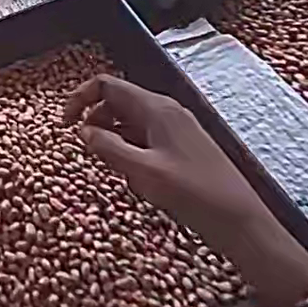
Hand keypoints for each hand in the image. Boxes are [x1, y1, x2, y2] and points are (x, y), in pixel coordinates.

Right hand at [63, 75, 275, 248]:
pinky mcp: (181, 147)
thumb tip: (83, 130)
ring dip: (110, 137)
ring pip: (128, 121)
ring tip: (108, 165)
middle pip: (116, 101)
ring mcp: (175, 129)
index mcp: (156, 109)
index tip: (65, 125)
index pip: (107, 85)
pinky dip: (127, 148)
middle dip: (94, 120)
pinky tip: (131, 174)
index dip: (80, 99)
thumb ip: (109, 148)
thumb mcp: (143, 172)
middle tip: (85, 150)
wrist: (242, 221)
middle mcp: (165, 111)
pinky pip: (143, 137)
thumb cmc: (194, 194)